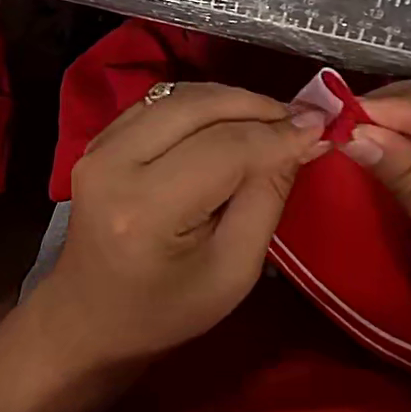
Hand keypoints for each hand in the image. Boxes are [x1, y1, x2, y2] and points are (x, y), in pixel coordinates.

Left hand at [27, 83, 330, 370]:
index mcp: (145, 209)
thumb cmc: (166, 310)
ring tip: (270, 116)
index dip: (276, 134)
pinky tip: (226, 118)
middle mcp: (113, 164)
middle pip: (195, 107)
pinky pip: (156, 103)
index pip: (223, 149)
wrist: (89, 315)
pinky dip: (197, 104)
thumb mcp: (233, 271)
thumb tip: (303, 139)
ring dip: (227, 99)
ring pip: (175, 96)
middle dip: (254, 105)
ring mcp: (98, 146)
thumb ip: (267, 198)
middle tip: (299, 115)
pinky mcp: (96, 139)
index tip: (321, 125)